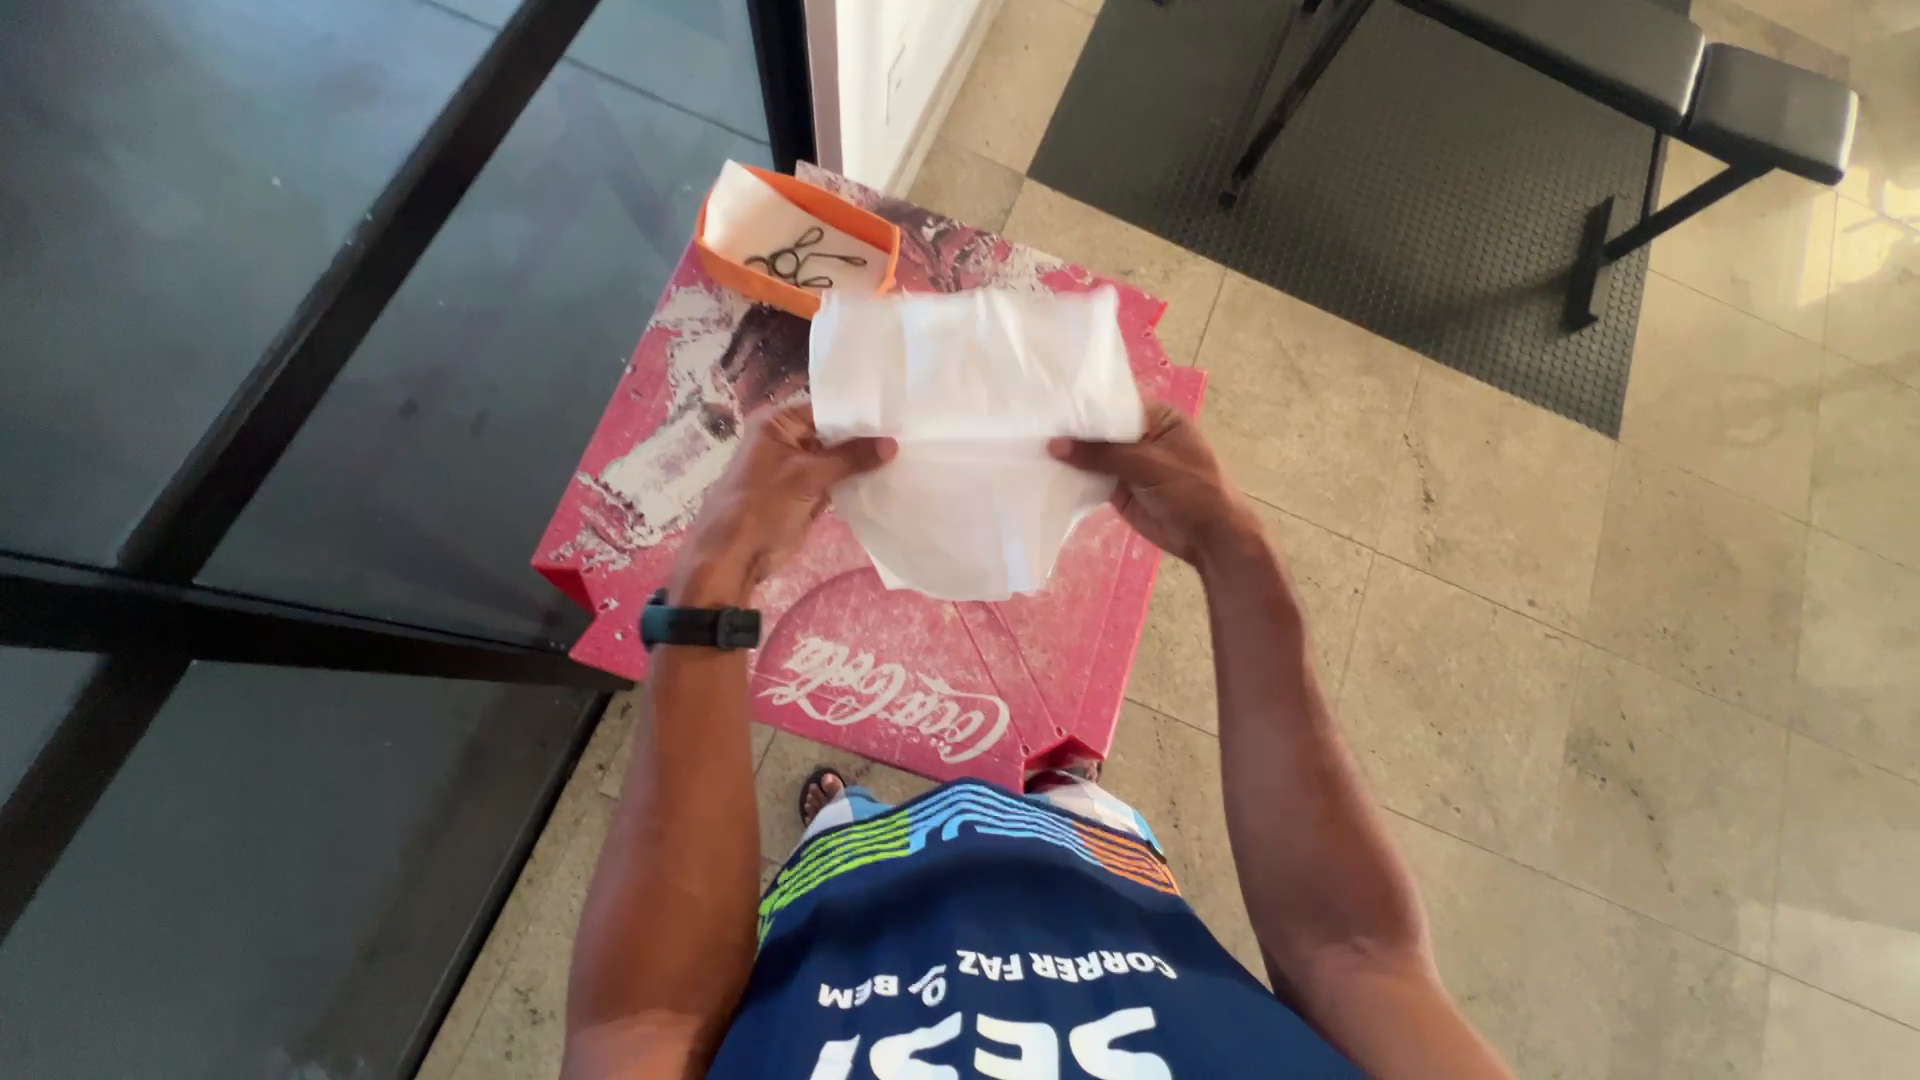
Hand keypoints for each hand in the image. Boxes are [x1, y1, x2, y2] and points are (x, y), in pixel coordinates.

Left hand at [671, 403, 895, 605]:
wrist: (737, 554)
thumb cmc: (764, 504)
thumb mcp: (808, 475)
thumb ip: (851, 458)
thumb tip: (892, 443)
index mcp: (777, 423)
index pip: (825, 410)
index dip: (859, 414)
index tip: (894, 415)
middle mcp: (787, 440)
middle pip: (833, 434)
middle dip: (864, 439)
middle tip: (905, 435)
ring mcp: (797, 468)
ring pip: (837, 459)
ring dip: (862, 462)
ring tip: (903, 455)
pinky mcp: (806, 493)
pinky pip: (836, 481)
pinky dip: (854, 481)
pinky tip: (885, 478)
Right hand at [1049, 401, 1258, 567]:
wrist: (1209, 539)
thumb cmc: (1191, 491)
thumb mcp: (1148, 465)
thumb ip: (1101, 454)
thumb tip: (1054, 445)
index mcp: (1158, 418)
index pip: (1116, 403)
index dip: (1086, 404)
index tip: (1051, 401)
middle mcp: (1141, 437)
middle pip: (1101, 429)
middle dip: (1073, 430)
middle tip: (1032, 423)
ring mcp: (1129, 464)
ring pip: (1093, 455)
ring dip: (1070, 455)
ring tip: (1029, 446)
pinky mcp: (1119, 489)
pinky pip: (1092, 478)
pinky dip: (1073, 478)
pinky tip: (1045, 472)